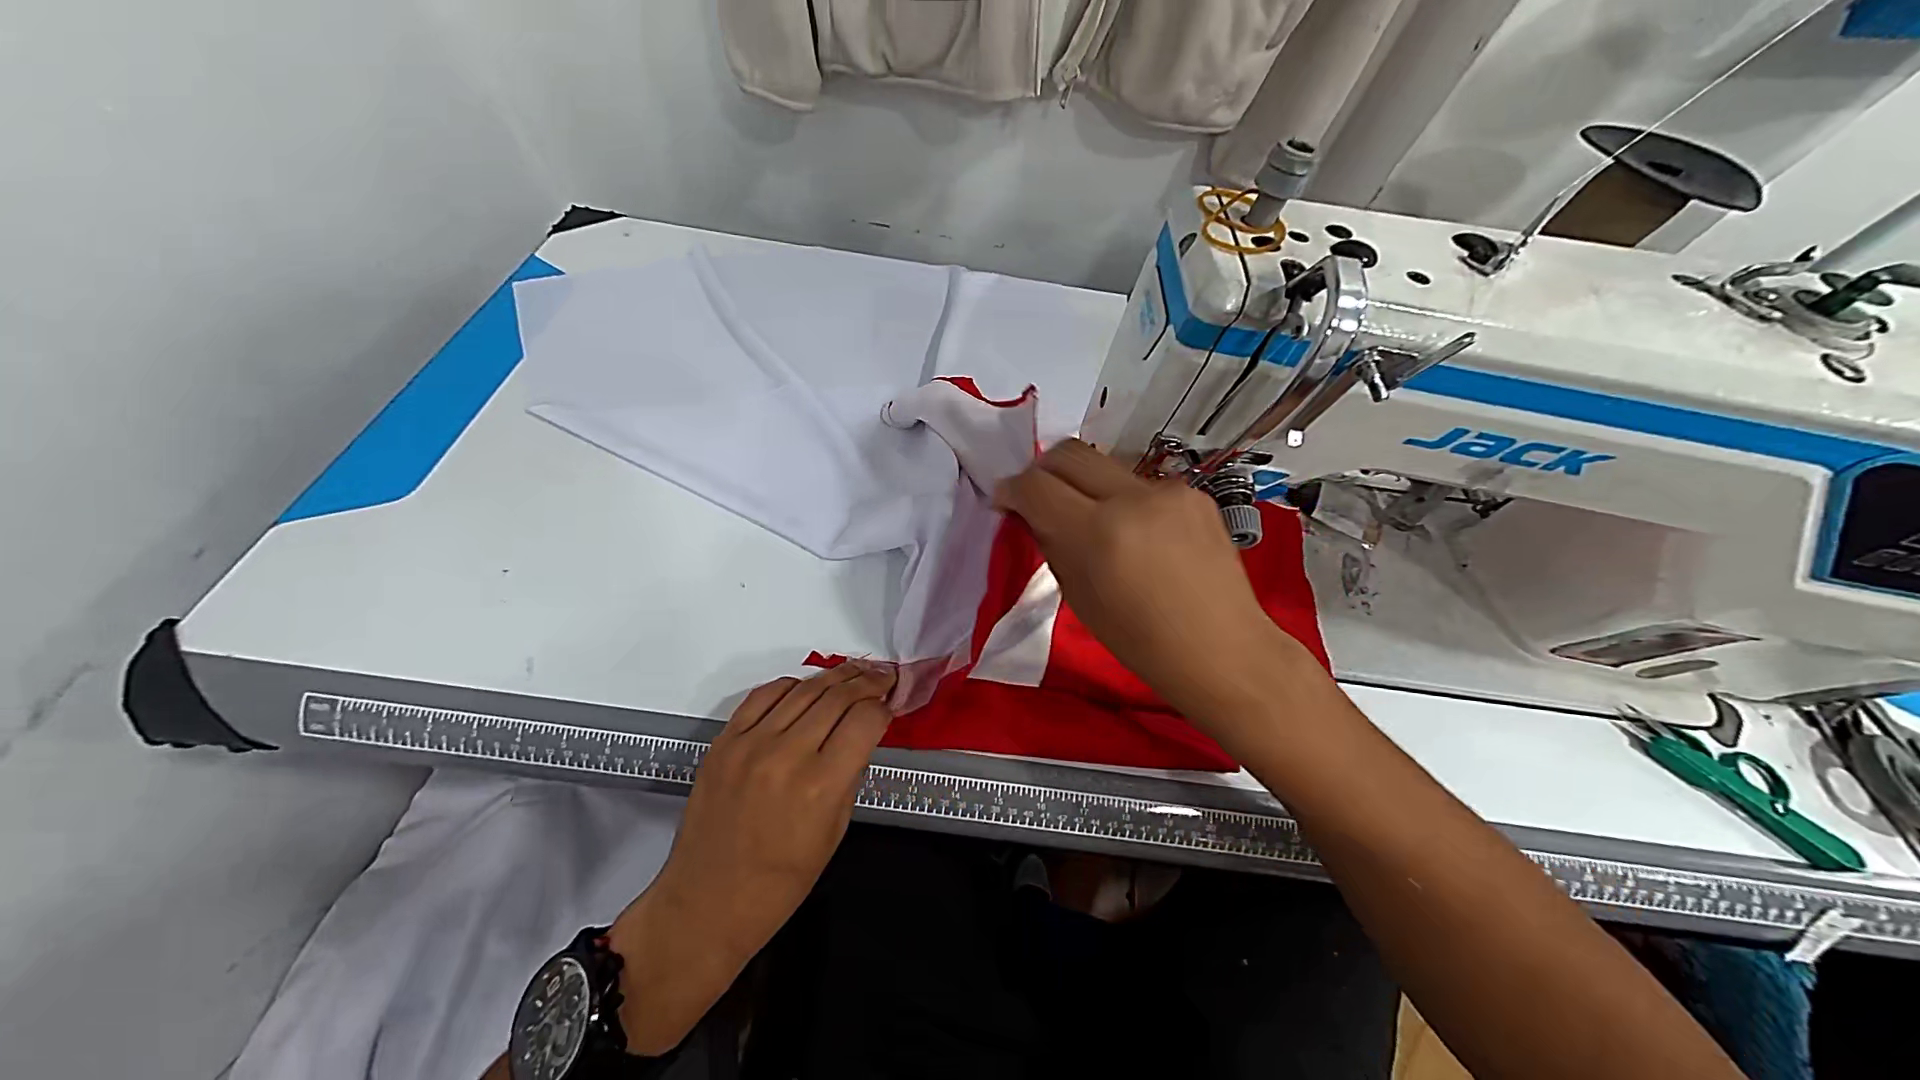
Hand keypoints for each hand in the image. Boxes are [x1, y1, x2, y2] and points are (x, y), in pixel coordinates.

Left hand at [608, 663, 894, 1053]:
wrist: (709, 903)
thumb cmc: (778, 883)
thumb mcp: (835, 832)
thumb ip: (850, 776)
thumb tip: (862, 736)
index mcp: (820, 786)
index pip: (865, 720)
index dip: (884, 708)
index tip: (889, 707)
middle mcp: (785, 756)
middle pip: (837, 696)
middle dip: (867, 682)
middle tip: (882, 676)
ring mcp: (749, 745)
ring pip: (802, 689)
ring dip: (834, 678)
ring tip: (853, 673)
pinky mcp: (724, 743)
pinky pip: (762, 696)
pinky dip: (789, 686)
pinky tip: (804, 688)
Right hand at [994, 439, 1316, 725]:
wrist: (1221, 649)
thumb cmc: (1140, 641)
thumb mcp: (1079, 597)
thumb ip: (1052, 545)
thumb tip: (1034, 515)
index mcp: (1097, 533)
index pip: (1036, 485)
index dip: (1012, 489)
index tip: (1007, 501)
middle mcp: (1133, 499)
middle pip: (1069, 453)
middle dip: (1043, 470)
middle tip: (1039, 498)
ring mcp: (1169, 491)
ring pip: (1106, 466)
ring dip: (1086, 486)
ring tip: (1095, 523)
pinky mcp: (1195, 493)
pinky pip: (1142, 484)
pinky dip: (1126, 501)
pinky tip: (1139, 535)